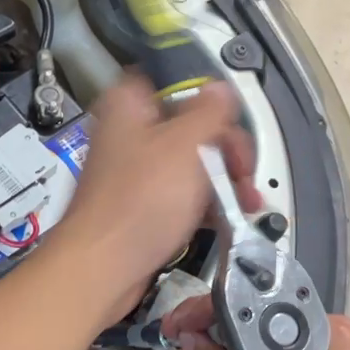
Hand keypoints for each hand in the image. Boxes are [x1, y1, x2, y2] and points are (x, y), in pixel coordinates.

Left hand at [47, 77, 257, 325]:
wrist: (104, 267)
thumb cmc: (137, 203)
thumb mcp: (186, 145)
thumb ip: (209, 111)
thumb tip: (220, 89)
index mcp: (128, 106)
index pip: (169, 82)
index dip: (203, 98)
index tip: (229, 120)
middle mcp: (127, 136)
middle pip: (187, 127)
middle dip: (224, 148)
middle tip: (242, 170)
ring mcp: (132, 174)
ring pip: (188, 165)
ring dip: (222, 180)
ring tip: (245, 201)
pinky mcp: (139, 208)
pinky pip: (179, 197)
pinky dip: (204, 204)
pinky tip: (227, 218)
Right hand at [161, 299, 349, 349]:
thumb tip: (188, 339)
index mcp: (321, 336)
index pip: (251, 305)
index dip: (205, 312)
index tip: (172, 329)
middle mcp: (332, 328)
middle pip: (259, 312)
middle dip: (215, 326)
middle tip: (180, 343)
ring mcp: (336, 343)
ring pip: (268, 328)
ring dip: (233, 341)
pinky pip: (282, 344)